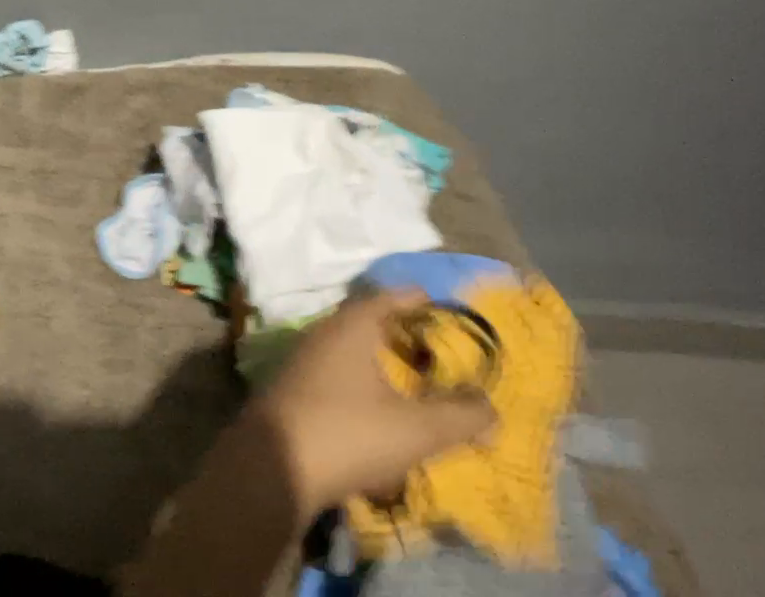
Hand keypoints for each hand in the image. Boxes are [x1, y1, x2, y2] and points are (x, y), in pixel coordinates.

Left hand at [257, 288, 494, 509]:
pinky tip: (377, 413)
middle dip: (400, 333)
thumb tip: (492, 411)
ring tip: (411, 383)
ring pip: (348, 352)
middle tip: (433, 349)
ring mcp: (301, 362)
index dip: (416, 300)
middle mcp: (321, 335)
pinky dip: (359, 386)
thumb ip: (461, 417)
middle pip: (366, 323)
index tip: (440, 304)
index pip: (387, 298)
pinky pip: (334, 377)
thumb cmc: (348, 433)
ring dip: (379, 363)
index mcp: (350, 328)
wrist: (272, 466)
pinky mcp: (292, 391)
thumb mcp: (417, 429)